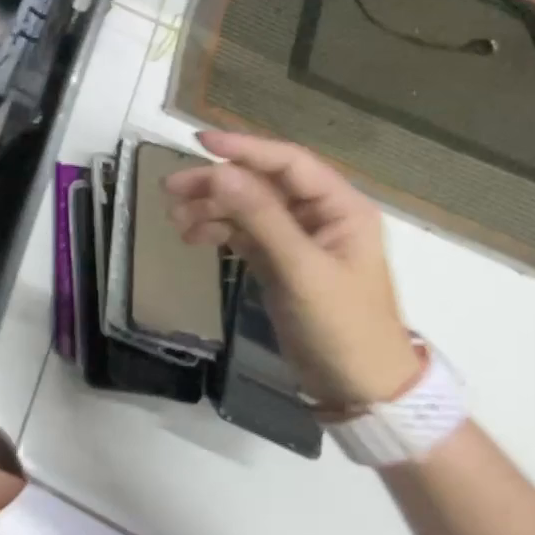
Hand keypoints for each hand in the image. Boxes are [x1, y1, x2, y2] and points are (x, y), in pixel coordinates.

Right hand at [162, 131, 420, 406]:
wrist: (363, 392)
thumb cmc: (343, 327)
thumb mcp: (302, 270)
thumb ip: (261, 217)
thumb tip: (220, 172)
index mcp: (341, 207)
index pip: (287, 162)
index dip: (244, 148)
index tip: (199, 143)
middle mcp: (320, 215)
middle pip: (260, 182)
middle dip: (216, 183)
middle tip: (171, 188)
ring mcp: (299, 238)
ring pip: (247, 206)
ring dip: (211, 208)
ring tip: (176, 220)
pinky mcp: (280, 261)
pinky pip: (243, 232)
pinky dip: (217, 230)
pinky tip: (194, 238)